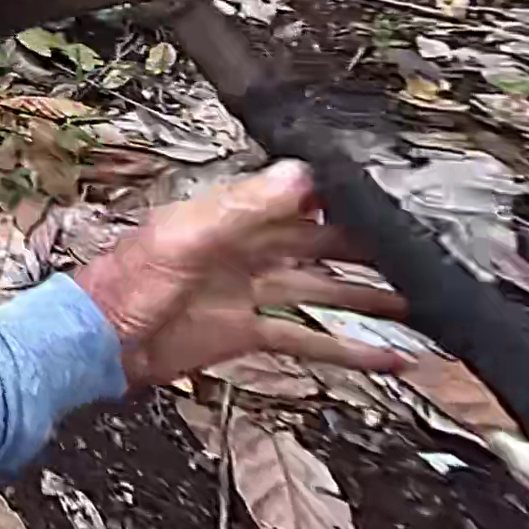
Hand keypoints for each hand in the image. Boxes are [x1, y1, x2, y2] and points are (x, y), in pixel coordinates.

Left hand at [73, 159, 409, 388]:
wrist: (100, 339)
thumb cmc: (129, 284)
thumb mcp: (184, 240)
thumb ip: (239, 209)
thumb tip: (297, 171)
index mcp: (213, 223)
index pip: (278, 200)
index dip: (326, 196)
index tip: (386, 195)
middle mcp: (229, 253)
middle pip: (304, 242)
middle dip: (357, 244)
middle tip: (424, 250)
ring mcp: (238, 293)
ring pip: (313, 287)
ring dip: (363, 294)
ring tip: (428, 300)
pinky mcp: (242, 332)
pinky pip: (304, 337)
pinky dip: (348, 348)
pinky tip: (394, 357)